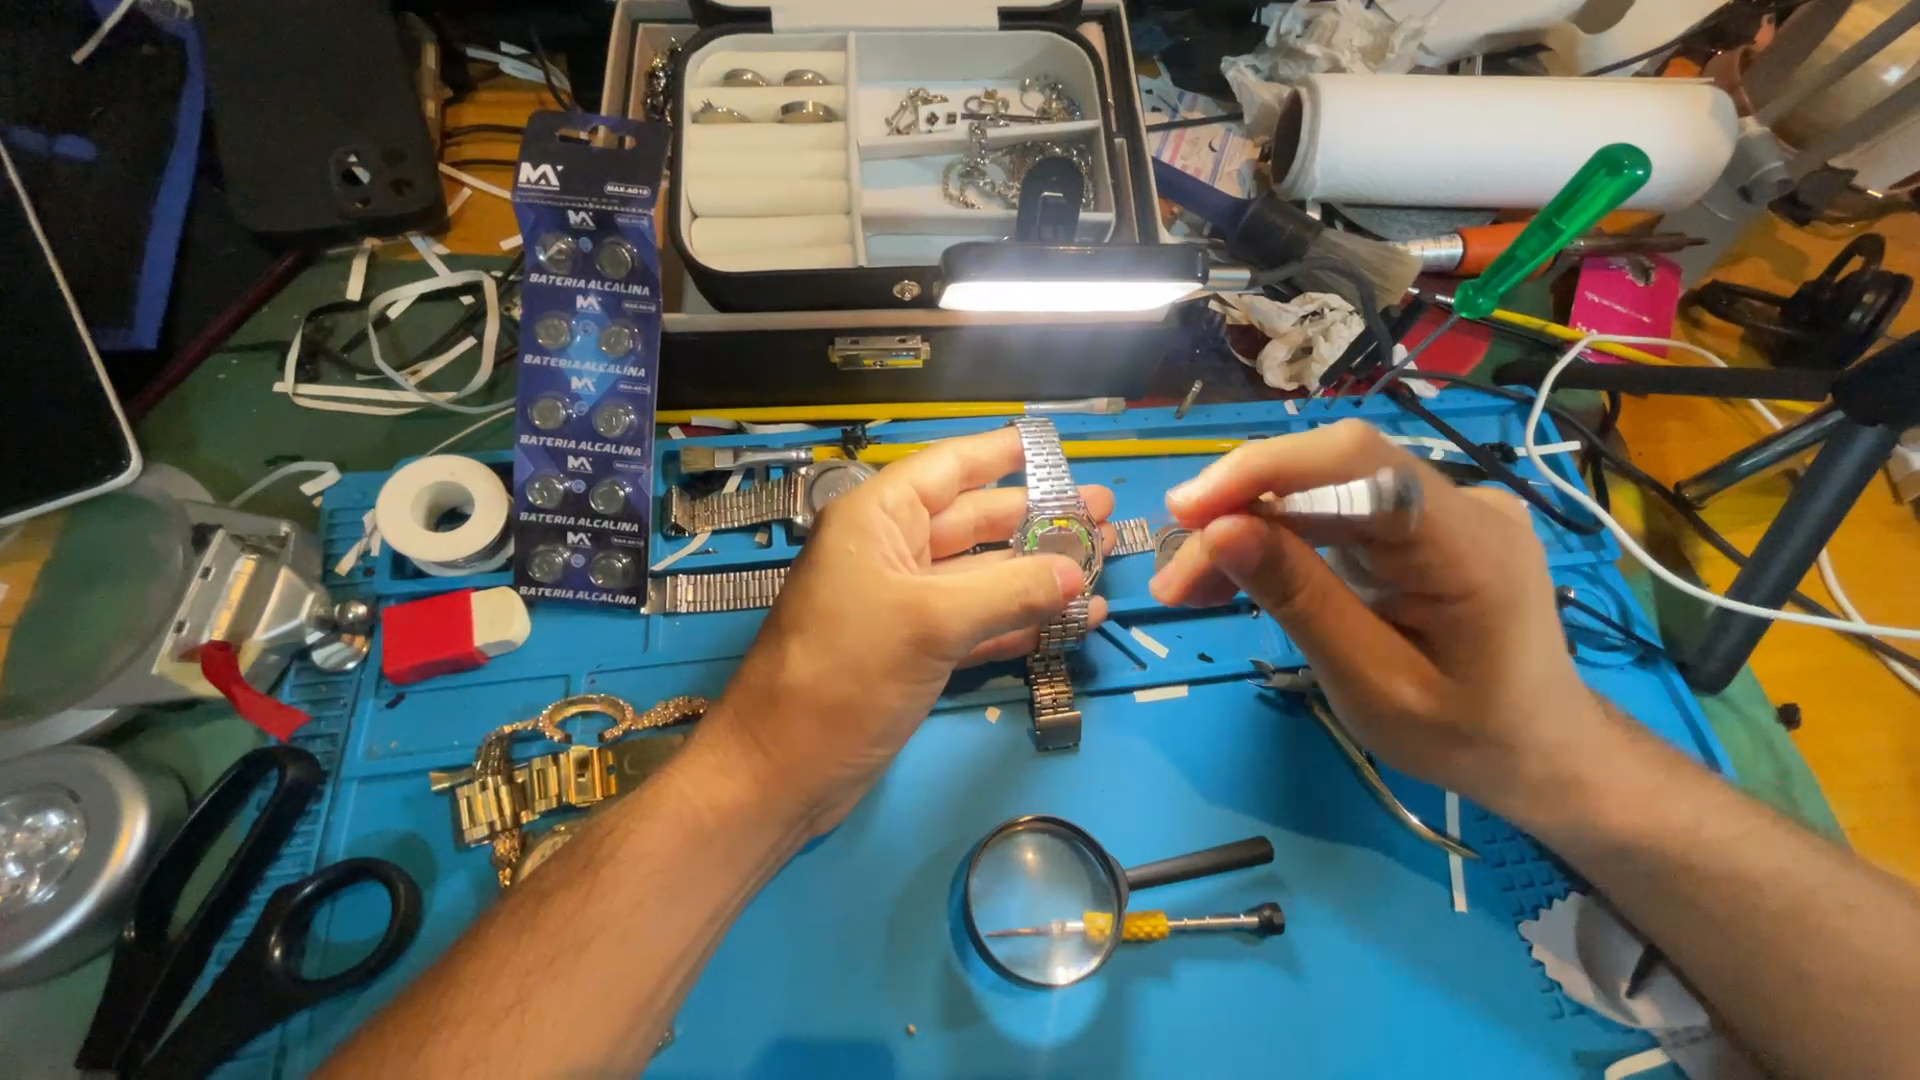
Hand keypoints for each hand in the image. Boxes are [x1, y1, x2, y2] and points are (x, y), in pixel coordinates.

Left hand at [700, 428, 1113, 833]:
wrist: (782, 771)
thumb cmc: (844, 675)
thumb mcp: (929, 622)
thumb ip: (1008, 590)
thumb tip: (1077, 571)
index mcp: (878, 520)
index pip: (947, 469)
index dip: (1001, 454)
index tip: (1053, 447)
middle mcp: (892, 553)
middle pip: (974, 521)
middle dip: (1036, 518)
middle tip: (1101, 514)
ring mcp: (905, 605)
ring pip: (982, 576)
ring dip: (1038, 573)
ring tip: (1100, 563)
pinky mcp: (916, 651)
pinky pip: (978, 623)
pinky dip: (1020, 621)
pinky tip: (1071, 619)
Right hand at [1148, 419, 1610, 816]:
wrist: (1540, 753)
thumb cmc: (1466, 735)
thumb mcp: (1372, 684)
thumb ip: (1299, 601)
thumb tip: (1218, 531)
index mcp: (1469, 542)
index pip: (1356, 461)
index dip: (1262, 470)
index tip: (1186, 513)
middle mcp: (1458, 503)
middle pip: (1322, 478)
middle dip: (1234, 517)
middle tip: (1173, 580)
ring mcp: (1434, 510)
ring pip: (1313, 495)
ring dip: (1241, 535)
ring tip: (1186, 590)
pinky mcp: (1411, 527)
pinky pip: (1326, 517)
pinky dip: (1270, 545)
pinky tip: (1229, 579)